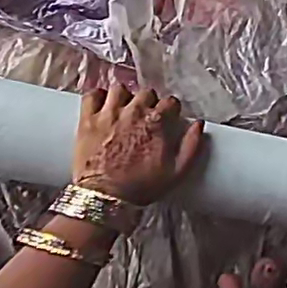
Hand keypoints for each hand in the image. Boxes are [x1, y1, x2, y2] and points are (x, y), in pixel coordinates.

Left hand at [72, 84, 205, 203]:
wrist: (105, 198)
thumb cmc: (141, 187)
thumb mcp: (177, 172)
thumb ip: (192, 146)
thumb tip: (198, 125)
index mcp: (157, 122)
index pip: (170, 102)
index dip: (170, 111)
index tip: (167, 120)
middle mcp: (134, 111)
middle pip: (146, 93)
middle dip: (148, 103)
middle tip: (145, 119)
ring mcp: (109, 113)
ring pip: (120, 89)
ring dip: (124, 98)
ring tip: (124, 110)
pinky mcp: (88, 119)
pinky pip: (92, 95)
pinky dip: (97, 97)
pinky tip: (102, 107)